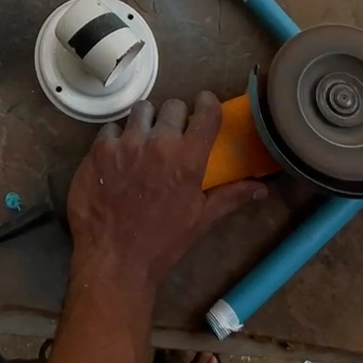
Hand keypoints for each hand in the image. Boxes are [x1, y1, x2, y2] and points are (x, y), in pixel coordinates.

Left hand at [65, 93, 266, 293]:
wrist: (115, 259)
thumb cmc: (163, 242)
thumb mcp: (201, 220)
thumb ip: (231, 196)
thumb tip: (262, 188)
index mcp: (188, 159)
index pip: (206, 111)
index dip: (207, 103)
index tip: (204, 105)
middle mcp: (159, 143)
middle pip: (172, 105)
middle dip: (174, 117)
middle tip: (170, 135)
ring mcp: (127, 143)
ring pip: (141, 110)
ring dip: (145, 122)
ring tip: (142, 141)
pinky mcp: (100, 148)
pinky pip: (112, 128)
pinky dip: (115, 138)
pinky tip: (116, 157)